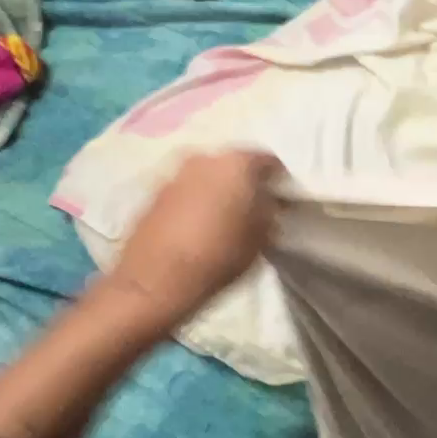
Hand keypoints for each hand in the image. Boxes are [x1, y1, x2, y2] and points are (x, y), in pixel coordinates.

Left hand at [96, 150, 282, 330]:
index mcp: (235, 163)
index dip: (279, 177)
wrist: (156, 280)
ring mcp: (173, 173)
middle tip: (256, 201)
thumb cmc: (220, 255)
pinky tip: (202, 219)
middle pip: (233, 162)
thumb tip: (269, 199)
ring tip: (228, 211)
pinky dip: (197, 197)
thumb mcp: (264, 235)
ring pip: (207, 174)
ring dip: (219, 187)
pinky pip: (187, 188)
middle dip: (246, 179)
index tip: (284, 193)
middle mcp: (203, 158)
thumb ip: (270, 208)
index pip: (268, 159)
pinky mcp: (152, 192)